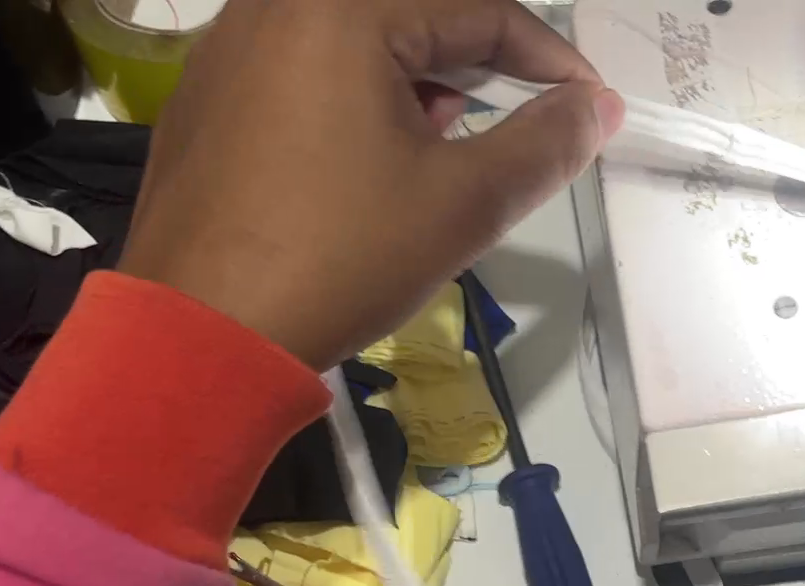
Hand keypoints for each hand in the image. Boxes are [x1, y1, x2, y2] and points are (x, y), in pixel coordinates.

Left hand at [118, 0, 624, 369]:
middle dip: (481, 62)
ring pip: (353, 42)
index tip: (589, 104)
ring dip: (419, 80)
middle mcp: (275, 5)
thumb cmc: (345, 259)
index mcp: (342, 8)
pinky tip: (372, 159)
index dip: (549, 56)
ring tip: (452, 137)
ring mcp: (226, 50)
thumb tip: (599, 105)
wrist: (207, 334)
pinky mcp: (205, 103)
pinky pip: (302, 74)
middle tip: (523, 116)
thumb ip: (543, 147)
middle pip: (410, 15)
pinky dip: (357, 100)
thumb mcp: (462, 205)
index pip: (478, 9)